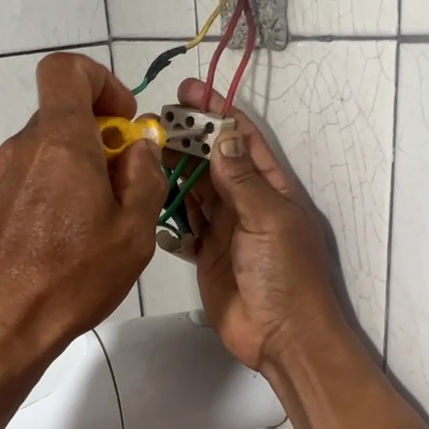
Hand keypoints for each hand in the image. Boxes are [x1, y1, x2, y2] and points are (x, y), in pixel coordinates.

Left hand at [0, 53, 165, 363]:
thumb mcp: (133, 234)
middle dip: (97, 143)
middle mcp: (22, 150)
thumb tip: (138, 149)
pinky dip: (48, 200)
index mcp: (61, 143)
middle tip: (120, 193)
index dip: (99, 82)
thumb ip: (145, 179)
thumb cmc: (72, 279)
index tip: (122, 124)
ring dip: (73, 175)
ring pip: (43, 156)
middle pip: (61, 119)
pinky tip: (58, 248)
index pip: (66, 70)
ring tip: (91, 230)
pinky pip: (24, 186)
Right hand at [174, 78, 353, 375]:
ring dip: (174, 171)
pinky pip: (185, 227)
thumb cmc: (285, 274)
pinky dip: (169, 213)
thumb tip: (222, 136)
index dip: (218, 115)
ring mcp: (226, 231)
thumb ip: (241, 180)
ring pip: (196, 192)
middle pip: (214, 163)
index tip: (190, 91)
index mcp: (272, 189)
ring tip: (143, 149)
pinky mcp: (207, 257)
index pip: (243, 141)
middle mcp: (247, 205)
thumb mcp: (268, 219)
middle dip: (188, 139)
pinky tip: (148, 196)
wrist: (281, 336)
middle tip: (153, 119)